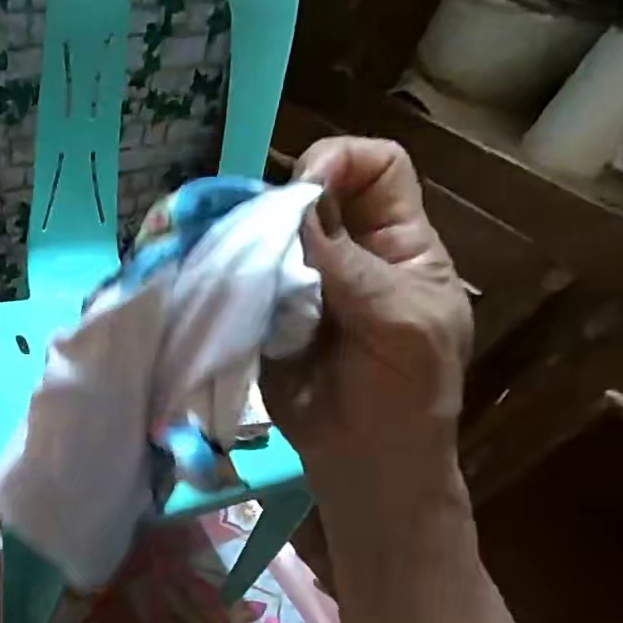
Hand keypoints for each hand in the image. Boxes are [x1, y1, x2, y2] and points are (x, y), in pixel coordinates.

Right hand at [264, 137, 473, 514]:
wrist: (361, 459)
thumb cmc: (405, 391)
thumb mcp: (400, 320)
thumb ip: (348, 265)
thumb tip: (292, 205)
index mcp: (397, 243)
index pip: (376, 168)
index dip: (341, 162)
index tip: (303, 189)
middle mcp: (344, 254)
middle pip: (310, 199)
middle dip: (280, 207)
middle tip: (251, 237)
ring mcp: (297, 286)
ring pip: (267, 241)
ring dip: (247, 248)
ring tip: (230, 270)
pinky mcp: (260, 318)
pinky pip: (240, 286)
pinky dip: (227, 284)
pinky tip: (217, 295)